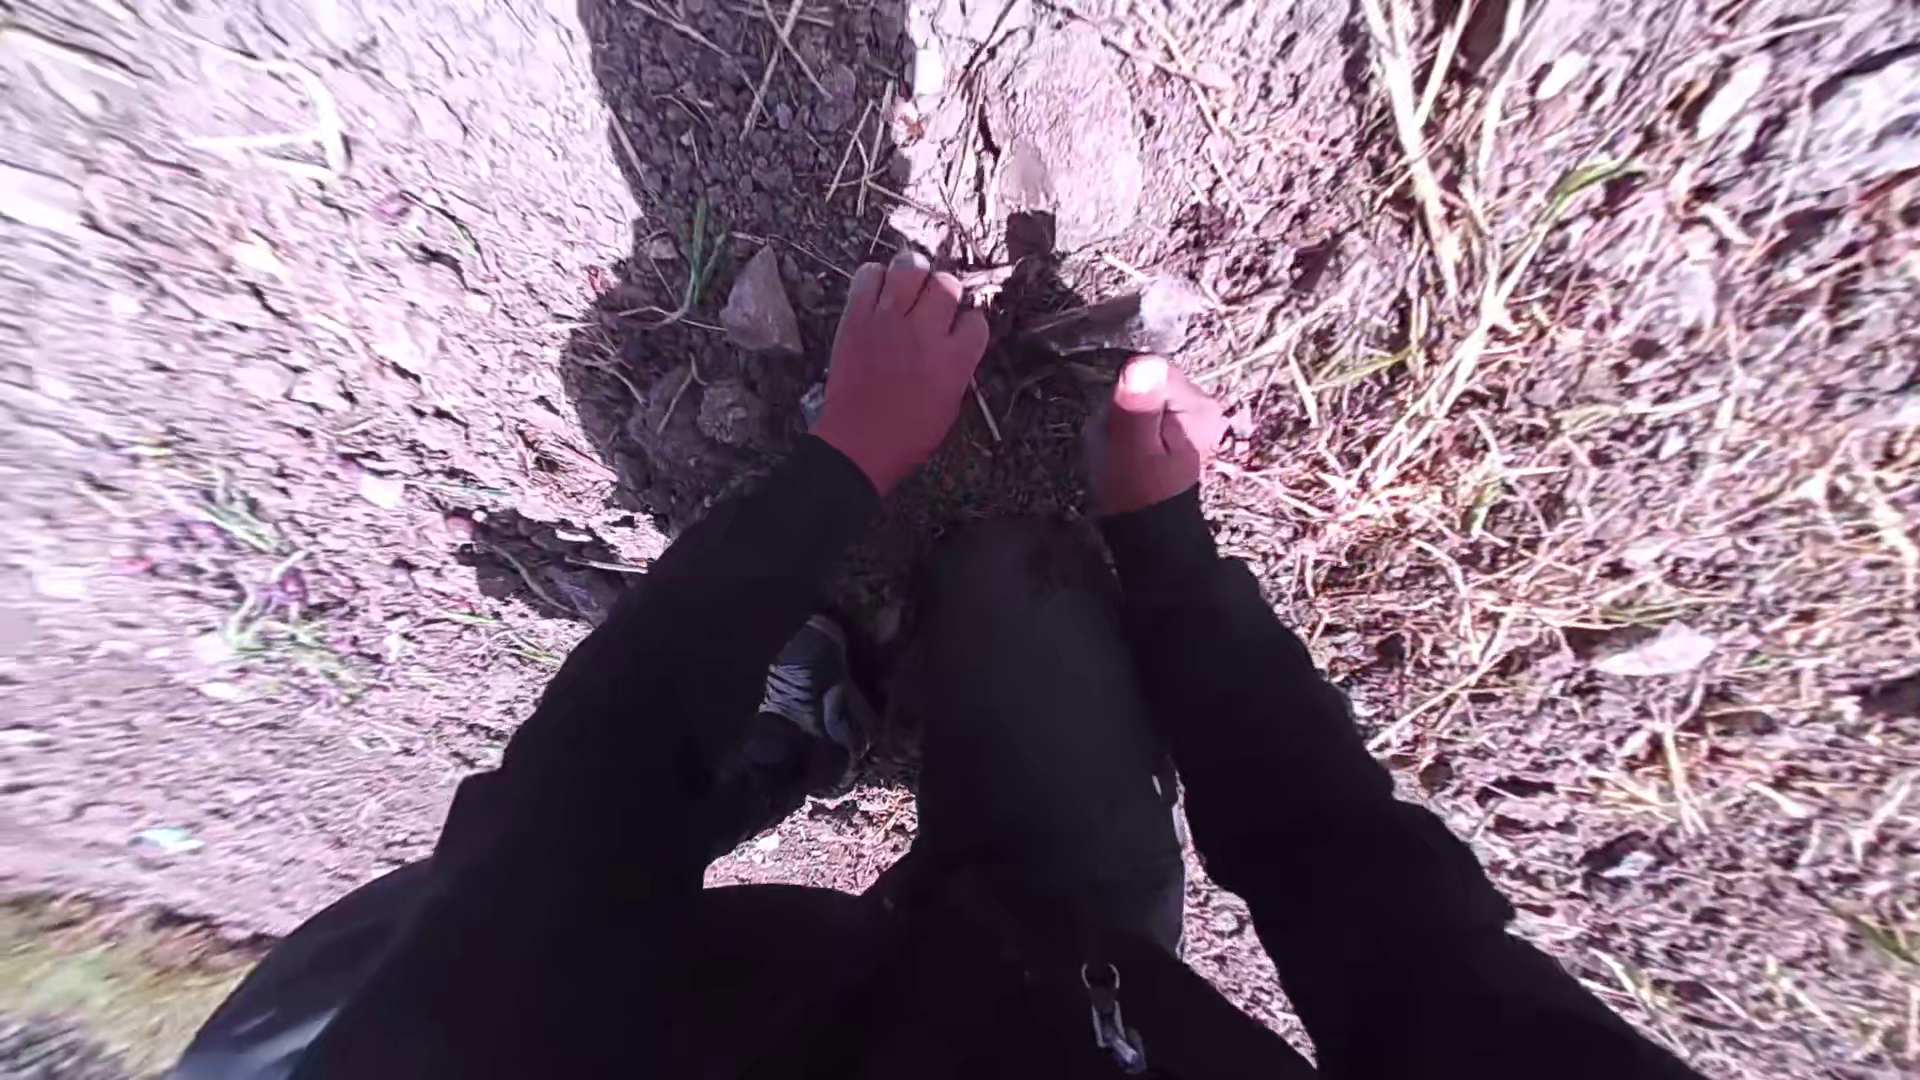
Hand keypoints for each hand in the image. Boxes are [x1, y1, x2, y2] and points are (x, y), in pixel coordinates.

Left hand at [810, 250, 989, 493]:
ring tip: (909, 287)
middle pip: (946, 285)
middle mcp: (925, 333)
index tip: (960, 329)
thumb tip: (956, 348)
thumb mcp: (948, 406)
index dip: (970, 323)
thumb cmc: (906, 435)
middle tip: (934, 304)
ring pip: (910, 268)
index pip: (976, 320)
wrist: (859, 443)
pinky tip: (879, 292)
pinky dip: (875, 277)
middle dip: (945, 292)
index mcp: (954, 360)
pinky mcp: (858, 317)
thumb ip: (956, 369)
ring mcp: (889, 320)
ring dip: (913, 274)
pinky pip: (868, 276)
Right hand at [1089, 356, 1227, 515]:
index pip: (1147, 371)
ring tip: (1119, 455)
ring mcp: (1191, 422)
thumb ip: (1136, 407)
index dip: (1120, 395)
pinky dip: (1128, 436)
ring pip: (1138, 403)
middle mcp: (1202, 407)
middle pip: (1143, 386)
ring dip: (1120, 425)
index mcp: (1196, 405)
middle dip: (1119, 411)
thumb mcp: (1132, 449)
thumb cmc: (1138, 493)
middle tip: (1116, 446)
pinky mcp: (1178, 435)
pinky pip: (1143, 420)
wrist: (1150, 535)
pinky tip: (1126, 458)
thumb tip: (1141, 364)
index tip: (1116, 427)